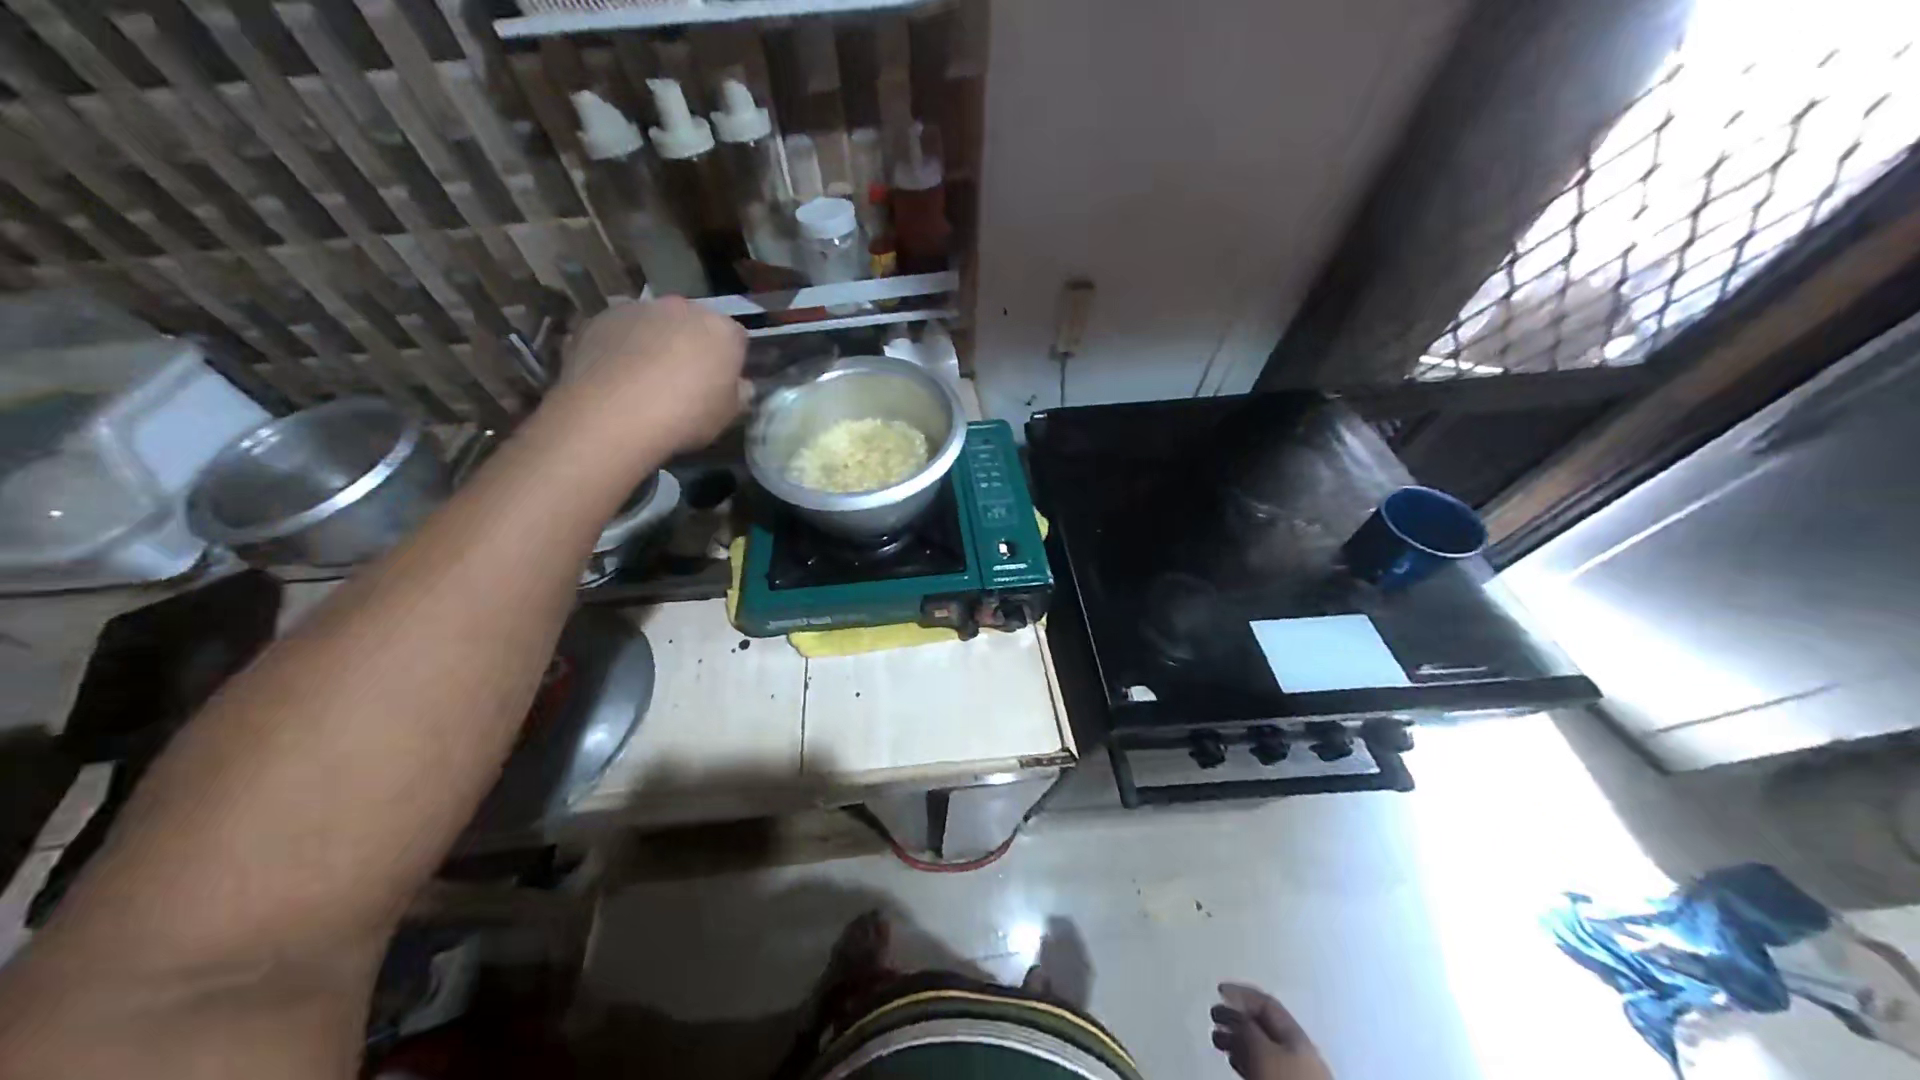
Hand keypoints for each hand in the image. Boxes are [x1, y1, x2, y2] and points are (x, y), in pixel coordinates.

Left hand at [549, 297, 747, 453]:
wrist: (613, 413)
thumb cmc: (685, 415)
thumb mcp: (727, 416)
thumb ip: (738, 394)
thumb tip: (740, 385)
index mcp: (722, 330)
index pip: (736, 338)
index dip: (730, 360)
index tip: (720, 383)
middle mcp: (683, 308)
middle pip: (694, 323)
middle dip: (691, 344)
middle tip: (683, 380)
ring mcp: (639, 308)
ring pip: (655, 323)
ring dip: (655, 342)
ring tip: (643, 380)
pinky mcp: (601, 317)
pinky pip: (621, 331)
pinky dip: (621, 347)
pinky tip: (615, 377)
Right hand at [1211, 984, 1331, 1079]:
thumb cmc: (1283, 1079)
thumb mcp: (1261, 1050)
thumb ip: (1246, 1026)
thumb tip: (1235, 1011)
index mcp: (1295, 1035)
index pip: (1267, 1003)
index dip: (1242, 993)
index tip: (1220, 990)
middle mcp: (1296, 1049)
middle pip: (1262, 1023)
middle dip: (1235, 1016)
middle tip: (1215, 1013)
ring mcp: (1292, 1069)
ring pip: (1260, 1045)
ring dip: (1236, 1038)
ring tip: (1217, 1037)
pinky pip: (1261, 1063)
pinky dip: (1244, 1055)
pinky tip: (1233, 1058)